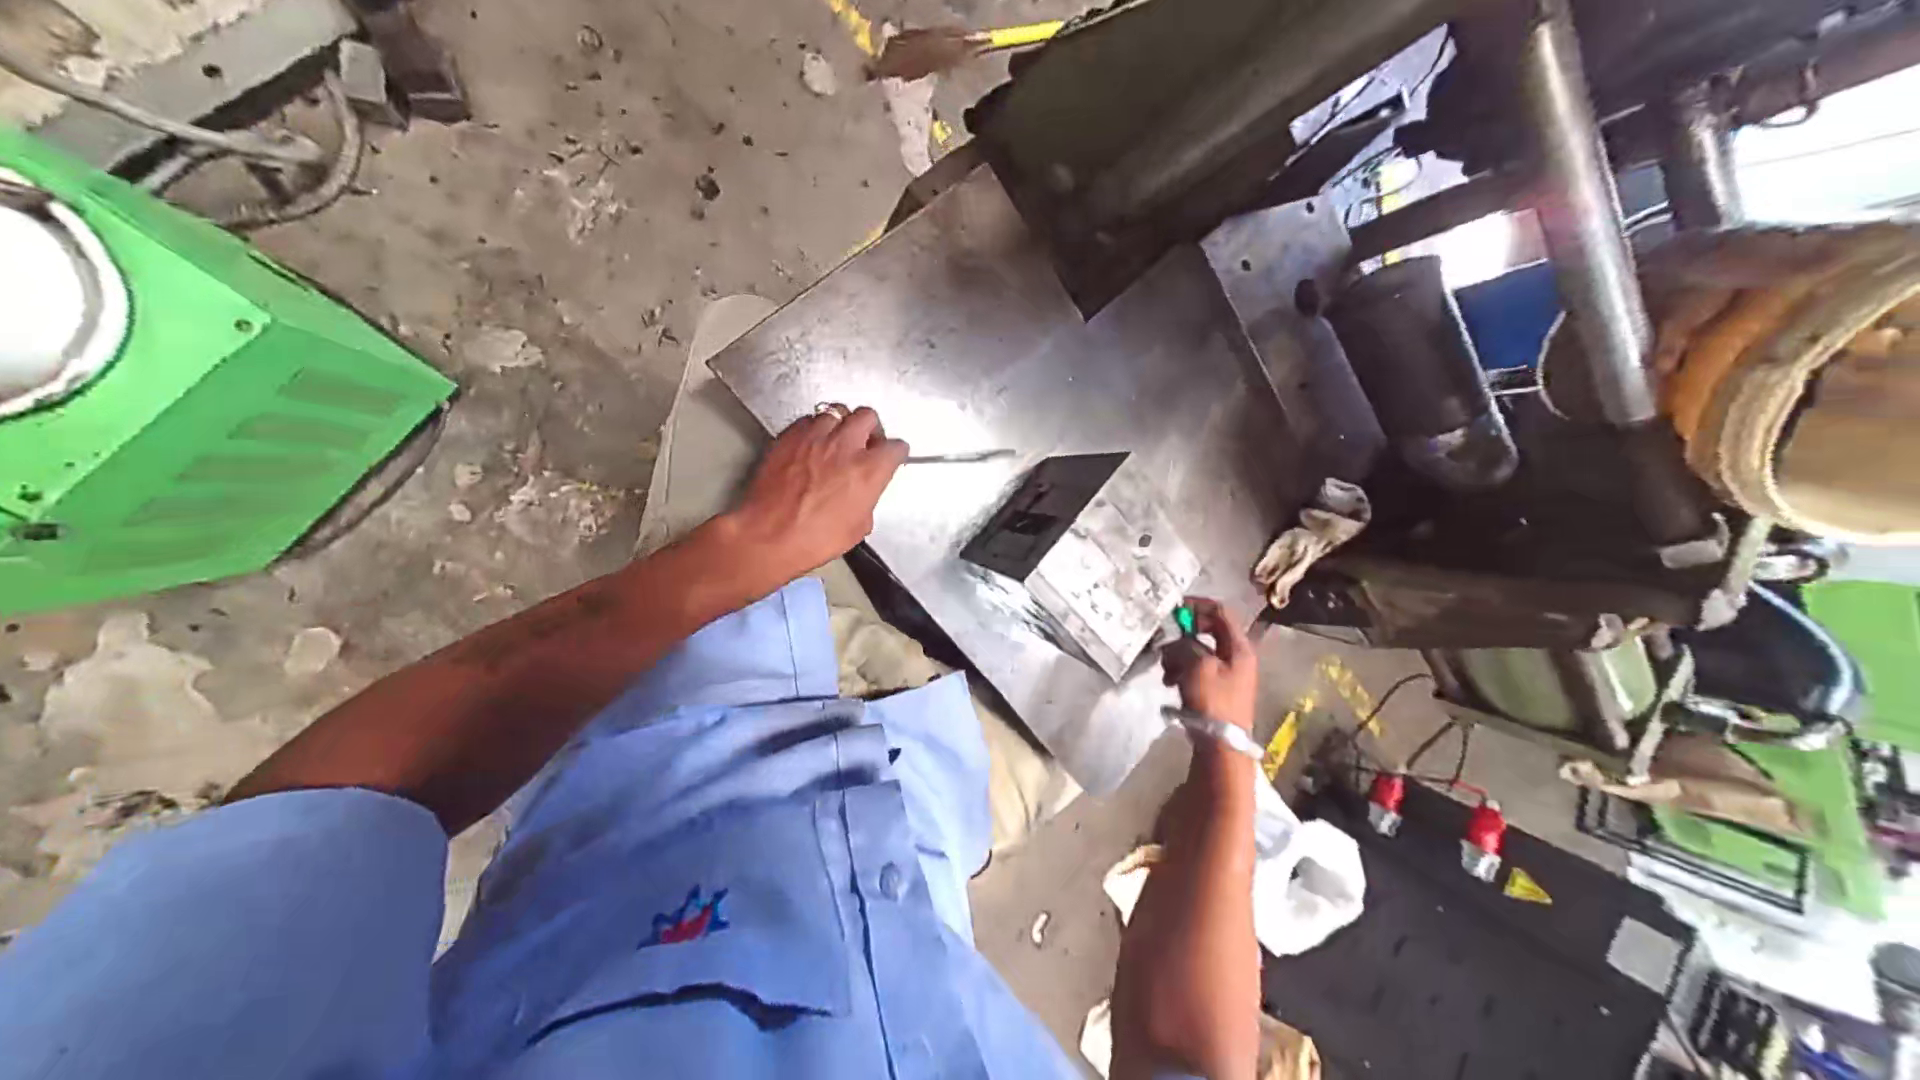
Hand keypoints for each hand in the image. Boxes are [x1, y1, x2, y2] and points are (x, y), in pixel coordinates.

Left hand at [723, 404, 909, 581]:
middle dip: (870, 428)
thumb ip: (867, 499)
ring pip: (836, 412)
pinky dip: (813, 429)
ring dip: (840, 426)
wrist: (769, 536)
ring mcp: (815, 437)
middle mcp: (845, 446)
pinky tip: (810, 444)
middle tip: (864, 443)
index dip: (895, 454)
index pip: (895, 447)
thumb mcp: (857, 527)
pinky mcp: (789, 436)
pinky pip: (808, 421)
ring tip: (834, 441)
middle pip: (867, 416)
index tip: (891, 457)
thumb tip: (863, 493)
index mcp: (869, 470)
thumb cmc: (814, 539)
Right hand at [1161, 597, 1256, 731]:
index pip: (1220, 611)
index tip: (1172, 609)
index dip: (1196, 605)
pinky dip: (1181, 671)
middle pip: (1206, 632)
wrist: (1222, 746)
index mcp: (1239, 647)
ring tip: (1166, 671)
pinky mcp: (1217, 689)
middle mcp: (1236, 656)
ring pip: (1198, 652)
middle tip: (1165, 643)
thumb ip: (1184, 645)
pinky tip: (1170, 683)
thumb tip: (1174, 641)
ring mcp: (1228, 674)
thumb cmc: (1213, 702)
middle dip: (1182, 636)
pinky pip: (1196, 670)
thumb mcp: (1197, 667)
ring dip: (1178, 656)